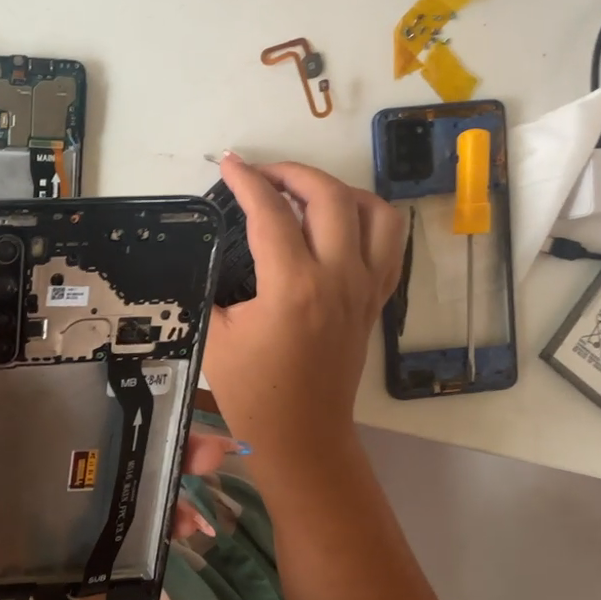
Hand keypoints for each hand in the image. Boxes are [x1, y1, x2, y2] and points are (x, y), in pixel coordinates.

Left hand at [0, 414, 239, 599]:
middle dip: (140, 443)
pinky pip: (87, 536)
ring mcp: (14, 519)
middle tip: (205, 451)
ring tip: (202, 502)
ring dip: (144, 488)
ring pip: (88, 489)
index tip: (152, 397)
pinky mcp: (30, 557)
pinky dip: (129, 534)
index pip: (27, 412)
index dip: (89, 398)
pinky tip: (170, 539)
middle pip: (73, 447)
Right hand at [204, 155, 405, 455]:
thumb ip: (213, 285)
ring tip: (306, 192)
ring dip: (338, 189)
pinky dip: (368, 219)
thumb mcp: (215, 335)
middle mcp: (338, 278)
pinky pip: (389, 242)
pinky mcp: (376, 300)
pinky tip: (341, 222)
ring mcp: (365, 288)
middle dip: (292, 173)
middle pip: (328, 197)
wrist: (301, 435)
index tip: (229, 164)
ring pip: (373, 211)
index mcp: (293, 287)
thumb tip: (211, 250)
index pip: (270, 214)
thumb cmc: (252, 391)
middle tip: (262, 173)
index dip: (247, 182)